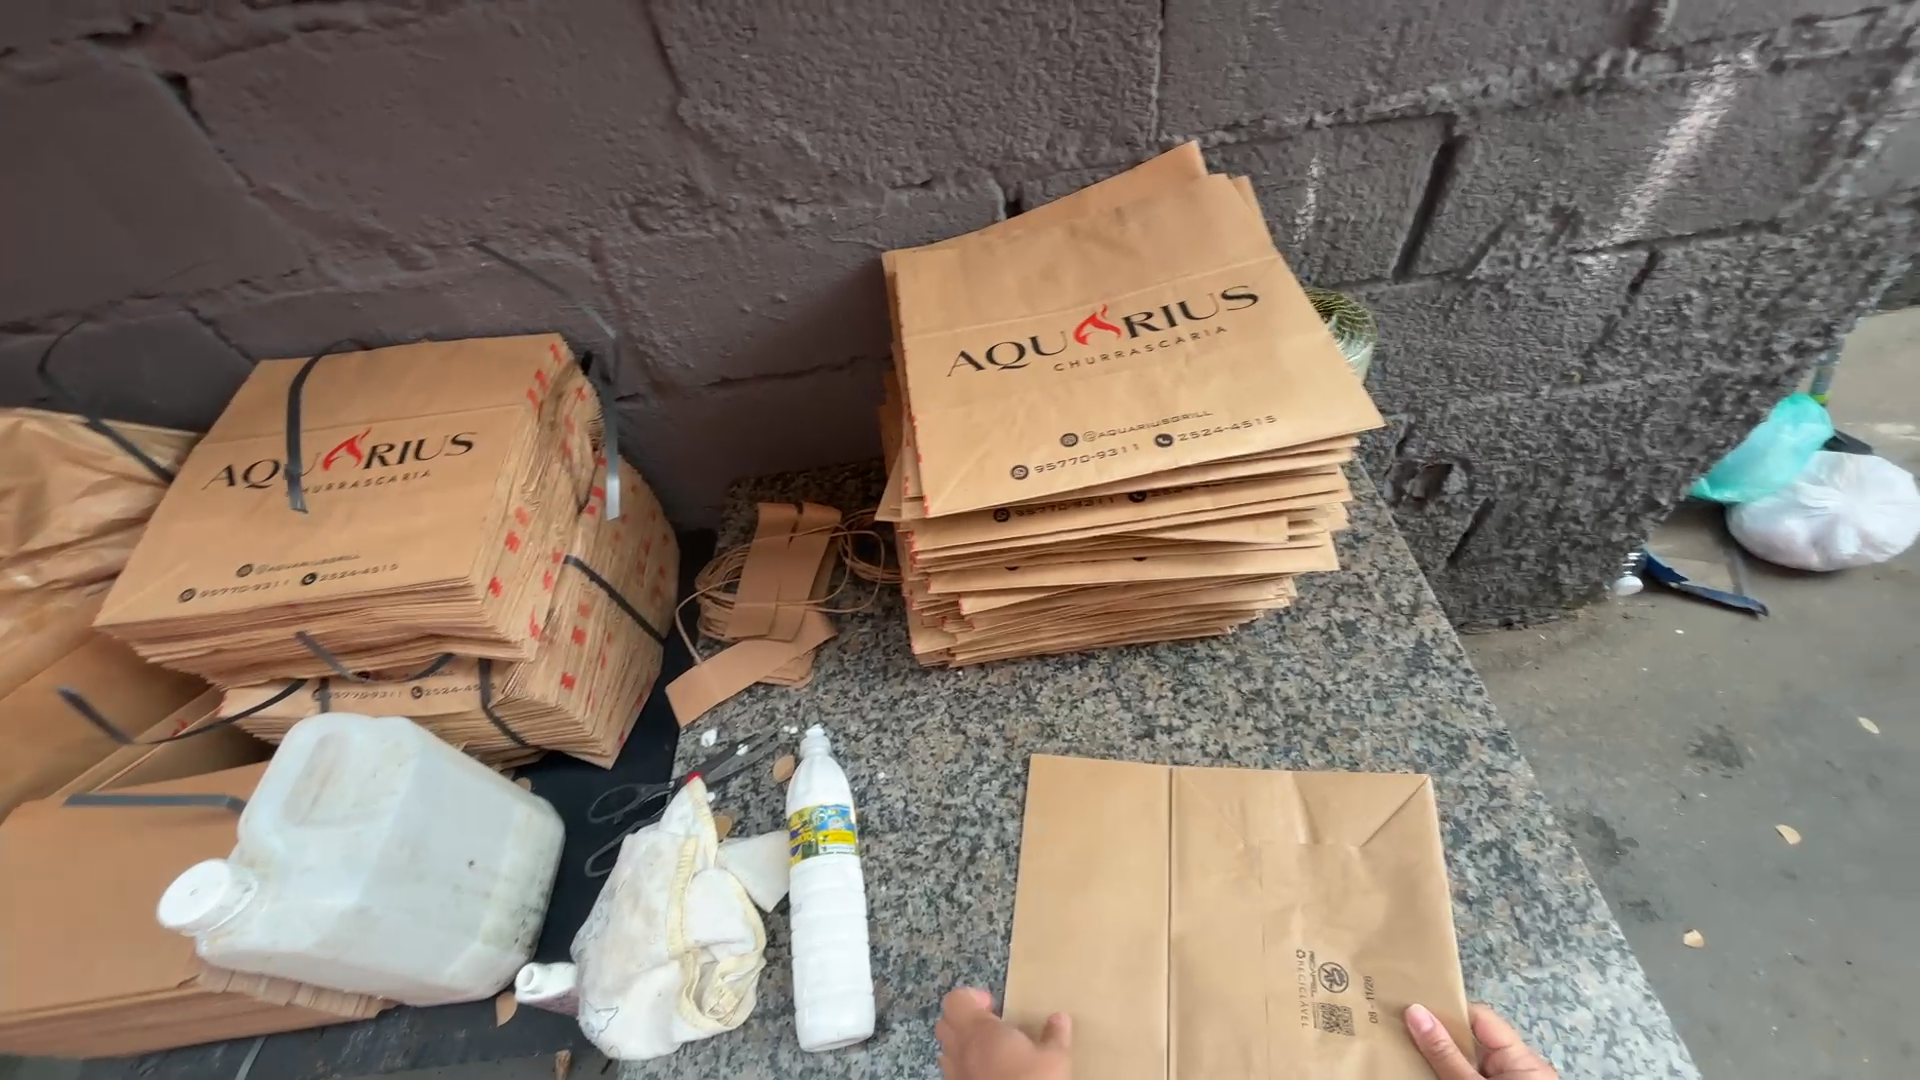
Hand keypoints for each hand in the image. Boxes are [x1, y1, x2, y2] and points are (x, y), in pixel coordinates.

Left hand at [936, 987, 1071, 1079]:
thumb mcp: (1054, 1059)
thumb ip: (1055, 1035)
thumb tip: (1060, 1018)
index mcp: (978, 1030)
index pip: (955, 1000)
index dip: (971, 997)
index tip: (994, 1006)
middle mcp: (959, 1051)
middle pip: (945, 1023)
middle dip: (963, 1020)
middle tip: (990, 1027)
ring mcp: (955, 1077)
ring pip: (946, 1051)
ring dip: (961, 1047)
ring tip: (989, 1054)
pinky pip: (953, 1075)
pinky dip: (964, 1071)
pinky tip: (989, 1077)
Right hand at [1406, 1003, 1557, 1079]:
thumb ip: (1446, 1052)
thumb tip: (1413, 1009)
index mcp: (1525, 1058)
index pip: (1479, 1016)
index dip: (1447, 1010)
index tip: (1413, 1009)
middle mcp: (1523, 1067)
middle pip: (1473, 1039)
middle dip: (1442, 1034)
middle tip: (1405, 1027)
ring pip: (1472, 1059)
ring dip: (1445, 1055)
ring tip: (1410, 1046)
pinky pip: (1476, 1074)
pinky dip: (1454, 1071)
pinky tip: (1428, 1069)